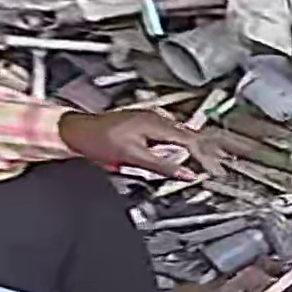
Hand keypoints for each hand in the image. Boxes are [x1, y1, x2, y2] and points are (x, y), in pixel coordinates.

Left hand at [58, 109, 203, 180]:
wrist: (75, 131)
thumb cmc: (97, 140)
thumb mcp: (133, 157)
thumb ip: (163, 167)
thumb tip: (187, 174)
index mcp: (155, 124)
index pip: (190, 141)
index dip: (205, 157)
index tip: (213, 170)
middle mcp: (155, 117)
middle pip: (191, 136)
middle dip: (206, 152)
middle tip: (217, 167)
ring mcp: (151, 119)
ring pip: (183, 134)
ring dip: (196, 148)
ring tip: (207, 161)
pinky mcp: (146, 123)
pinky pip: (172, 133)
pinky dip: (183, 144)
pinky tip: (186, 152)